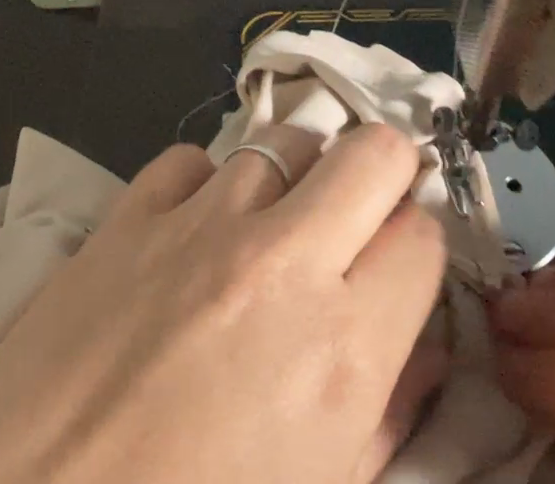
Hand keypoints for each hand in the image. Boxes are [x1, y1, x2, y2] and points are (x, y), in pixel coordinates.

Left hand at [0, 122, 448, 483]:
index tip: (396, 263)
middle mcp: (282, 262)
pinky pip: (192, 160)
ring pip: (283, 142)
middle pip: (372, 152)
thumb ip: (389, 412)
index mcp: (343, 346)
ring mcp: (200, 225)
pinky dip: (205, 185)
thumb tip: (425, 348)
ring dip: (292, 177)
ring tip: (269, 226)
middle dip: (380, 174)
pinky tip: (194, 228)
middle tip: (356, 216)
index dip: (416, 247)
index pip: (423, 236)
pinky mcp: (129, 213)